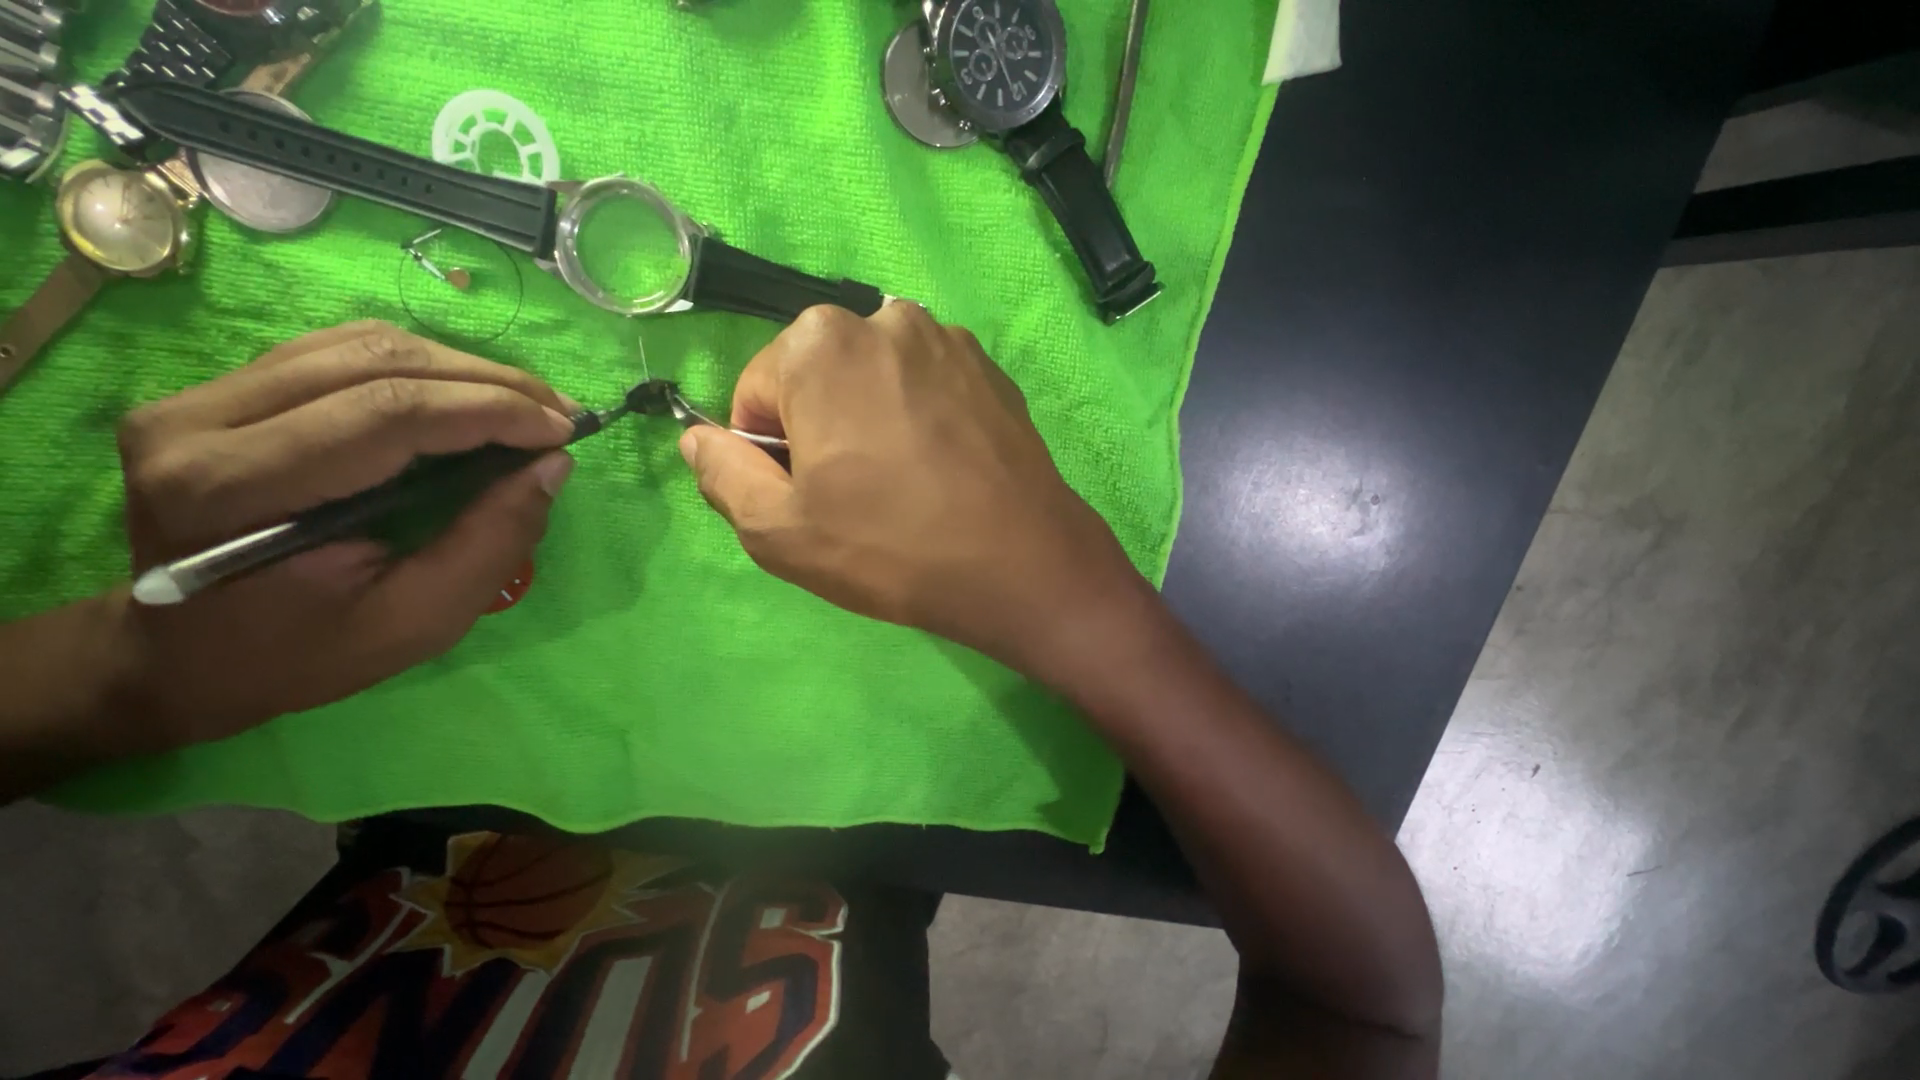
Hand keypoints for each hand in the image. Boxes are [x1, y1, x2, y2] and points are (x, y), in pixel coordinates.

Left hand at [109, 321, 575, 751]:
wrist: (175, 658)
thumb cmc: (298, 655)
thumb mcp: (415, 622)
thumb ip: (490, 543)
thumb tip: (553, 466)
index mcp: (234, 489)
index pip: (388, 413)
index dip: (491, 411)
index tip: (564, 432)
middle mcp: (200, 421)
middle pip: (378, 363)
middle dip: (491, 382)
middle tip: (561, 414)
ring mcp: (200, 396)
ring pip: (362, 344)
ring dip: (463, 367)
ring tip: (527, 403)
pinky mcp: (219, 391)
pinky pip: (338, 351)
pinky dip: (421, 366)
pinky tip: (466, 394)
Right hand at [680, 303, 1144, 674]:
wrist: (1021, 563)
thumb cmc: (890, 546)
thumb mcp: (778, 530)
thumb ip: (722, 473)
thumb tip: (698, 437)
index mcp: (818, 341)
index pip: (757, 395)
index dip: (771, 455)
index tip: (809, 498)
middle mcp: (883, 317)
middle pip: (817, 380)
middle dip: (820, 431)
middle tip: (855, 497)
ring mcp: (947, 338)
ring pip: (873, 382)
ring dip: (870, 423)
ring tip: (903, 486)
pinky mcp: (991, 368)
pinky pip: (925, 388)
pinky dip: (919, 420)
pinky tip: (941, 472)